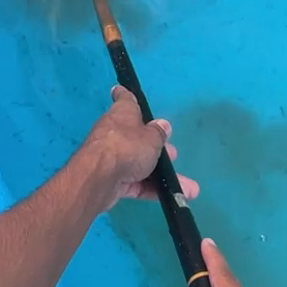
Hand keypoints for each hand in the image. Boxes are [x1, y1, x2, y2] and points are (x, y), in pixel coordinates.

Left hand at [74, 86, 198, 213]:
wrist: (99, 178)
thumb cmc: (127, 147)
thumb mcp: (151, 138)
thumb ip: (158, 133)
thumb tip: (162, 125)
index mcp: (122, 114)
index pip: (125, 100)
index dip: (126, 95)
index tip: (121, 90)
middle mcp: (114, 133)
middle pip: (136, 137)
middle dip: (155, 147)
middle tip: (173, 154)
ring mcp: (111, 158)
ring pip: (139, 164)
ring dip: (160, 175)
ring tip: (187, 186)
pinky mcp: (111, 180)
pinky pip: (134, 183)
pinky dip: (150, 189)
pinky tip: (169, 196)